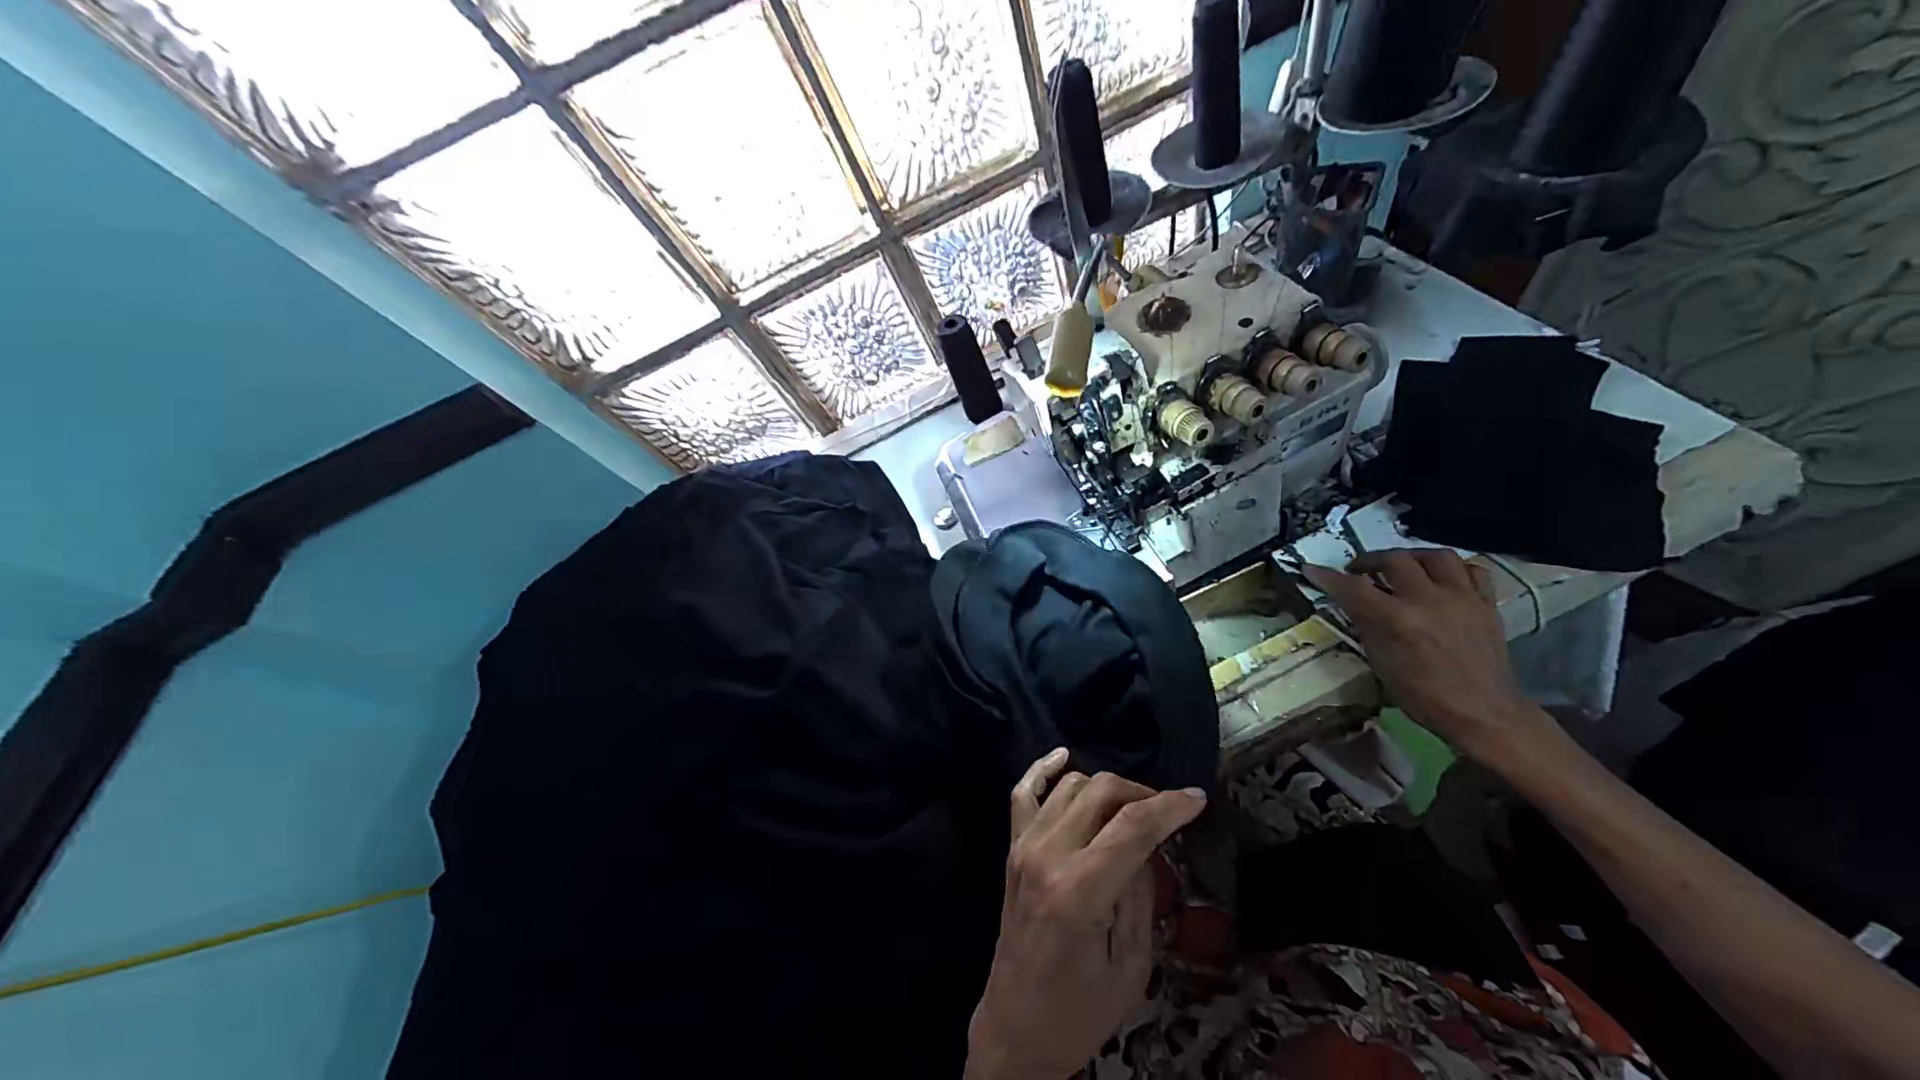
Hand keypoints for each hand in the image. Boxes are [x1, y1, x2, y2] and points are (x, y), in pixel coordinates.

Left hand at [964, 749, 1207, 1079]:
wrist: (1015, 1028)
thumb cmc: (1080, 1010)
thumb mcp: (1131, 964)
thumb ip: (1142, 893)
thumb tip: (1149, 843)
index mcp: (1081, 890)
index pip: (1133, 825)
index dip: (1171, 806)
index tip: (1198, 799)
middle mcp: (1047, 855)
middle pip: (1101, 792)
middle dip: (1142, 794)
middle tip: (1167, 814)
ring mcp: (1023, 847)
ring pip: (1070, 785)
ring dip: (1106, 788)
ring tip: (1133, 810)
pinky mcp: (1011, 850)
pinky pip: (1024, 793)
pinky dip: (1043, 769)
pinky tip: (1065, 756)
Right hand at [1302, 549, 1561, 768]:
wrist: (1483, 713)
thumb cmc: (1424, 697)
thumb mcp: (1381, 663)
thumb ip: (1368, 626)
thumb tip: (1354, 604)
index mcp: (1397, 620)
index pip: (1353, 587)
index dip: (1328, 577)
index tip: (1312, 570)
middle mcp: (1428, 600)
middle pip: (1394, 560)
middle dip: (1370, 561)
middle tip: (1359, 572)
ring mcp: (1461, 598)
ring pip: (1435, 555)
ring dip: (1411, 557)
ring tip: (1401, 567)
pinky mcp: (1486, 603)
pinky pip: (1472, 569)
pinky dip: (1452, 569)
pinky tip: (1440, 579)